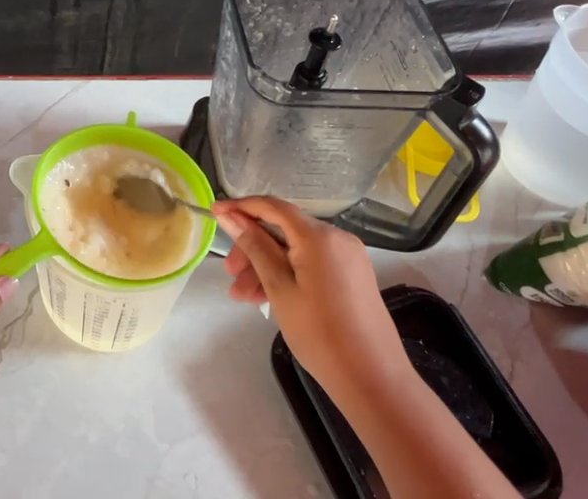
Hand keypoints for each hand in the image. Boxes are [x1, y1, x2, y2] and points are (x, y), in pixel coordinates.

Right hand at [212, 196, 408, 398]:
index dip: (241, 207)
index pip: (273, 207)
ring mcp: (348, 257)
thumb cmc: (320, 333)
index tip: (214, 213)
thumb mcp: (278, 288)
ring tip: (243, 296)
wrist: (373, 381)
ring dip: (266, 266)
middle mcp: (338, 238)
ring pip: (295, 249)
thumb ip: (254, 247)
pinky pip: (310, 263)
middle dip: (252, 247)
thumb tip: (231, 217)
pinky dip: (287, 274)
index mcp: (320, 237)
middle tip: (230, 274)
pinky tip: (267, 298)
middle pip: (284, 230)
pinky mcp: (352, 276)